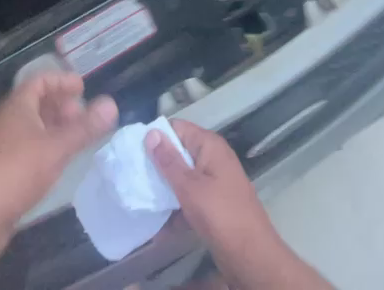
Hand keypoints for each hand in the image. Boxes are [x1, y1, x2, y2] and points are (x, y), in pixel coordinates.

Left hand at [0, 70, 117, 225]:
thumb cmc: (16, 171)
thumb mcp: (57, 148)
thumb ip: (85, 127)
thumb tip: (112, 103)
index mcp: (16, 105)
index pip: (39, 80)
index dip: (62, 81)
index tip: (83, 87)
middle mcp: (4, 119)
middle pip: (34, 102)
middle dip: (60, 105)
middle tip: (83, 115)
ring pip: (29, 126)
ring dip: (52, 126)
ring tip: (73, 138)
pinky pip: (24, 145)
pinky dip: (43, 145)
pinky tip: (53, 161)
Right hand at [148, 122, 331, 289]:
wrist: (251, 255)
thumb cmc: (220, 214)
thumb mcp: (189, 186)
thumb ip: (168, 160)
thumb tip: (150, 133)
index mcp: (210, 145)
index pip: (177, 128)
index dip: (156, 136)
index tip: (134, 150)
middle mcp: (213, 158)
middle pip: (179, 152)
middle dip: (157, 164)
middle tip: (133, 175)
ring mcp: (214, 181)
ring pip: (182, 176)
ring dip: (165, 188)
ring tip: (140, 197)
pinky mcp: (213, 202)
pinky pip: (189, 196)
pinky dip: (176, 206)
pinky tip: (158, 222)